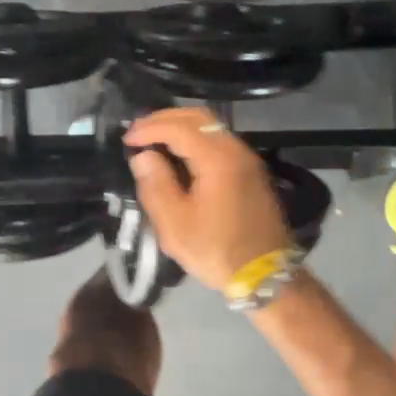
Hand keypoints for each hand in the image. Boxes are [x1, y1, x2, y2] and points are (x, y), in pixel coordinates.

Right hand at [124, 106, 291, 291]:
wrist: (268, 277)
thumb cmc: (219, 251)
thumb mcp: (176, 226)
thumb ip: (156, 186)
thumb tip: (144, 156)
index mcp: (218, 159)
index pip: (178, 127)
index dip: (149, 128)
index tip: (126, 139)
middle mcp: (235, 149)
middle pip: (197, 117)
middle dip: (163, 119)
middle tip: (137, 133)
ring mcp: (246, 158)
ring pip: (209, 125)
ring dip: (179, 126)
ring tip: (153, 140)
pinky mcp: (249, 170)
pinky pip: (217, 139)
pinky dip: (193, 137)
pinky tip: (177, 153)